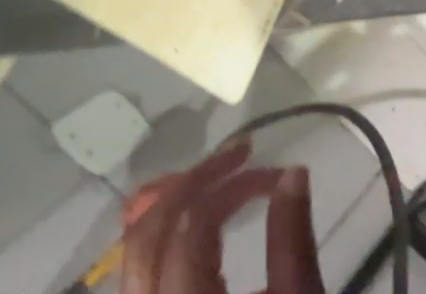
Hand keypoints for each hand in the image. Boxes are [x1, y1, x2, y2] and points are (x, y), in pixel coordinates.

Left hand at [121, 139, 321, 293]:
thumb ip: (293, 240)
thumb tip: (293, 174)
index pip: (194, 228)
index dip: (234, 185)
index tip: (278, 170)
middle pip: (147, 233)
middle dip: (195, 182)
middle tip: (243, 156)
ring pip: (132, 250)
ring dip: (175, 202)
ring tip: (220, 177)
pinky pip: (136, 269)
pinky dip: (164, 231)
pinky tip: (197, 218)